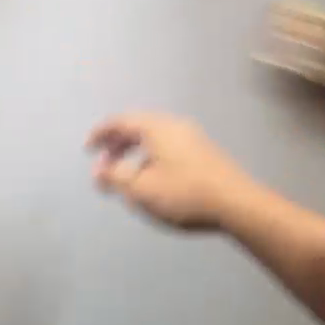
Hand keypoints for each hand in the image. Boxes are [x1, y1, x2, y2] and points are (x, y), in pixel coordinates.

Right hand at [86, 112, 261, 230]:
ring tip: (127, 178)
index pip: (120, 121)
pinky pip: (167, 146)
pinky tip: (154, 181)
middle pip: (137, 127)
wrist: (236, 202)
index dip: (100, 134)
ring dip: (135, 153)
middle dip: (117, 145)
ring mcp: (190, 135)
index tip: (88, 148)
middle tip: (104, 164)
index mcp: (155, 126)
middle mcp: (172, 123)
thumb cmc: (184, 194)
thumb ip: (116, 178)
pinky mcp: (203, 150)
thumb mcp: (142, 189)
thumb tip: (99, 169)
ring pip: (153, 138)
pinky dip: (151, 157)